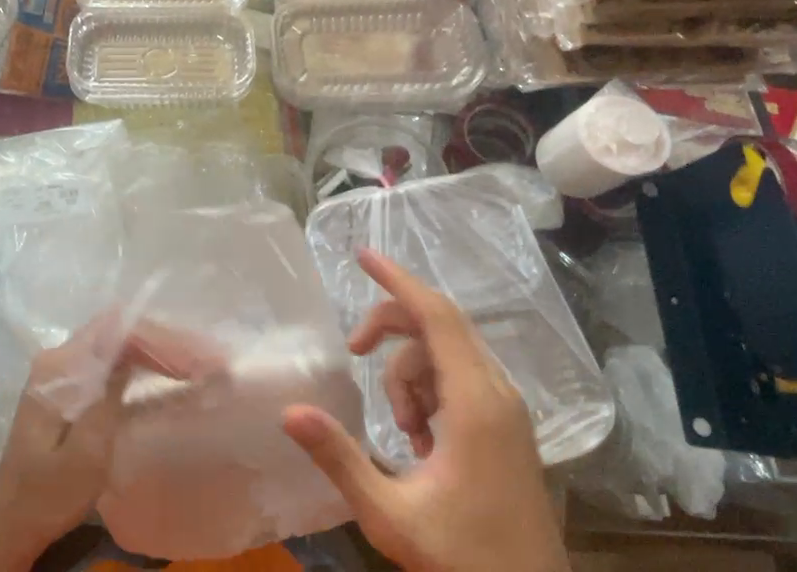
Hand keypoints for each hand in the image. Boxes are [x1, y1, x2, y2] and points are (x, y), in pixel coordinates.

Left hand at [0, 321, 212, 571]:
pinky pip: (110, 361)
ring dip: (156, 351)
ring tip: (197, 364)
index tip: (197, 360)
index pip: (116, 332)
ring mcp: (61, 370)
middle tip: (208, 361)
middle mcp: (58, 358)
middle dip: (164, 342)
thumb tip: (134, 352)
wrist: (13, 519)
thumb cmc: (49, 492)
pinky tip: (166, 374)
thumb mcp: (87, 451)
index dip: (160, 340)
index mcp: (59, 367)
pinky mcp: (68, 386)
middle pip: (118, 332)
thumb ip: (109, 396)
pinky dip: (141, 364)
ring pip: (116, 344)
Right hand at [282, 250, 568, 571]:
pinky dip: (430, 390)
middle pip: (439, 324)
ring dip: (409, 373)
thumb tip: (288, 410)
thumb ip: (338, 458)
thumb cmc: (462, 558)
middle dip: (390, 326)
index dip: (397, 279)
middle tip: (353, 350)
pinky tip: (419, 438)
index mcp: (475, 404)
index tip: (362, 255)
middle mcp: (497, 393)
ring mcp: (508, 408)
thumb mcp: (388, 512)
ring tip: (401, 430)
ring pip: (445, 352)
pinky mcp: (508, 425)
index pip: (435, 315)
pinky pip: (460, 377)